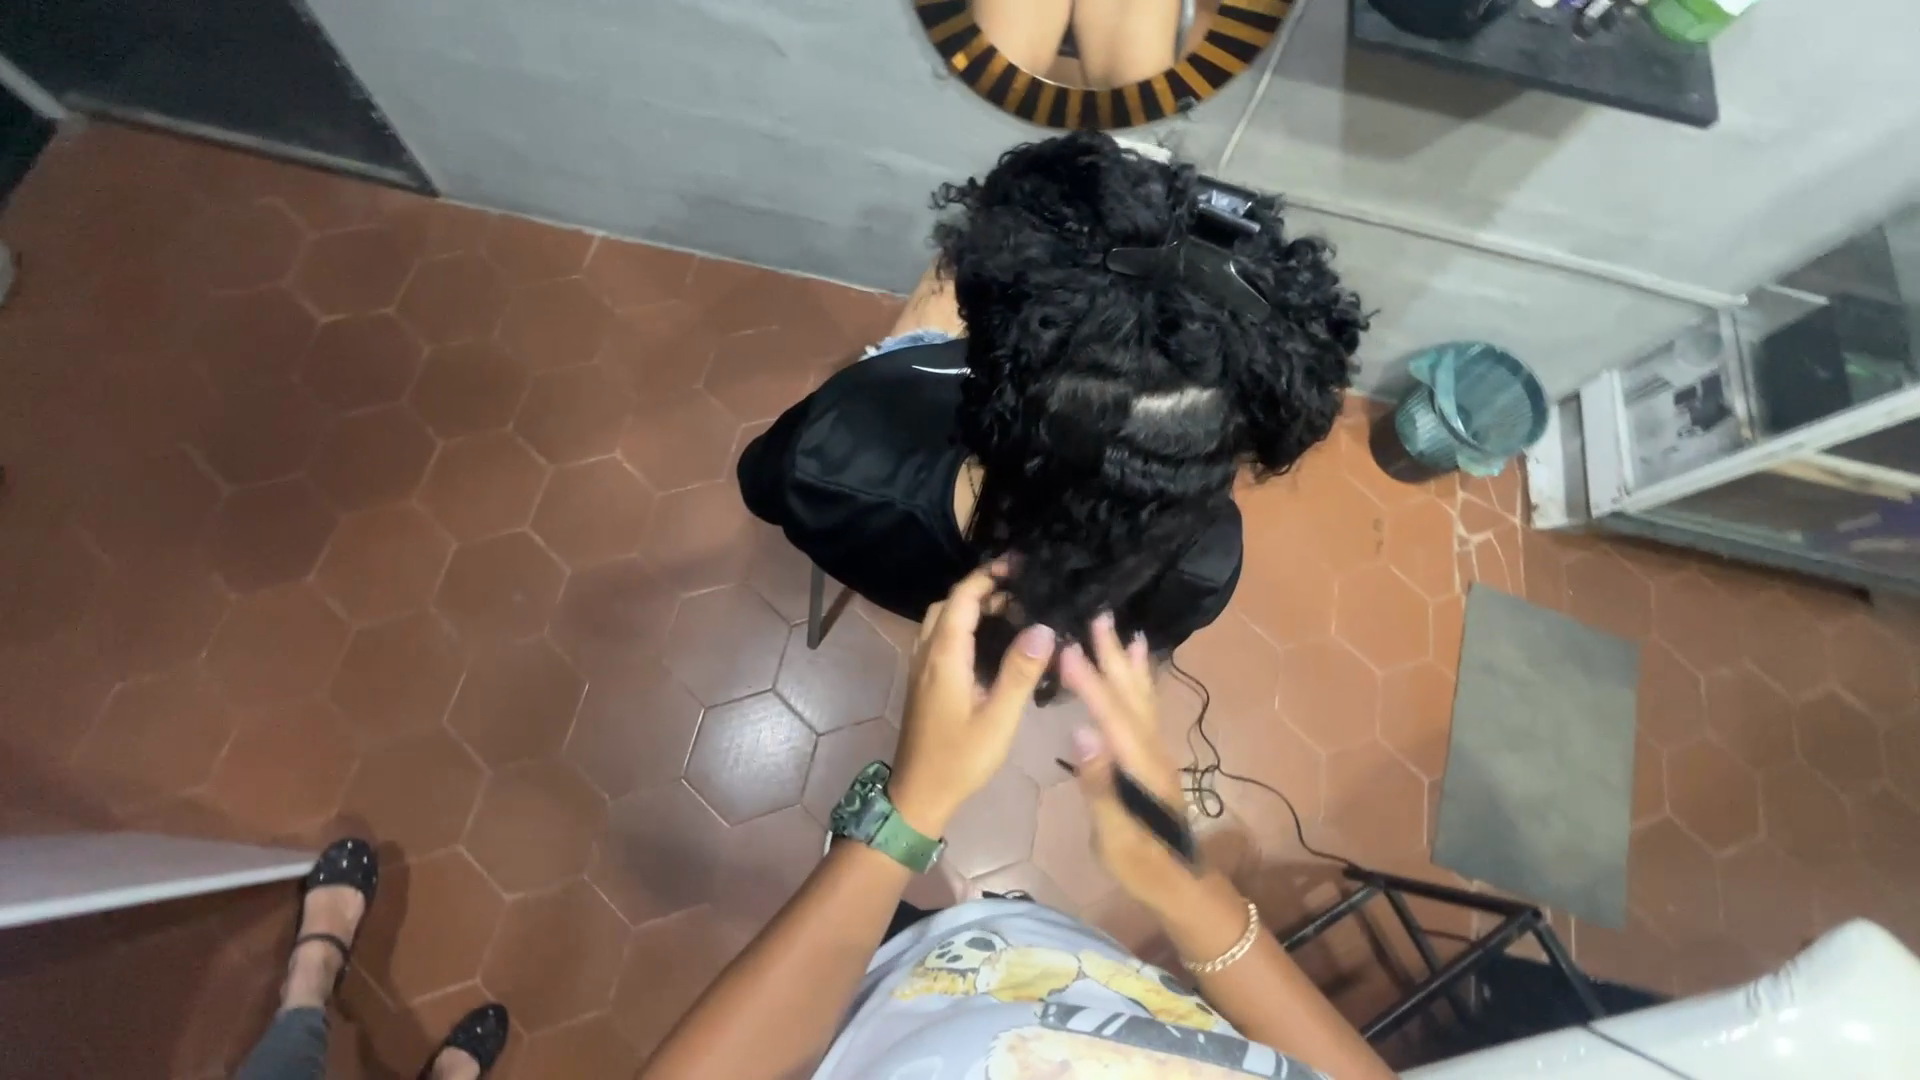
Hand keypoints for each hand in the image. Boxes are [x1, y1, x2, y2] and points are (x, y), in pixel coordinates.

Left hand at [890, 567, 1056, 836]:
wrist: (917, 795)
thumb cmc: (960, 758)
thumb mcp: (998, 718)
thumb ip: (1020, 672)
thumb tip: (1043, 627)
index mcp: (944, 655)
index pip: (963, 597)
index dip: (988, 576)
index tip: (1018, 565)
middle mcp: (927, 653)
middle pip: (949, 604)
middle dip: (982, 589)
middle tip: (1021, 592)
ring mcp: (921, 667)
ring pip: (941, 621)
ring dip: (970, 608)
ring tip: (1010, 613)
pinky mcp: (924, 682)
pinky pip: (939, 638)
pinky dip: (962, 627)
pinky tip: (988, 644)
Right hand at [1058, 615, 1195, 915]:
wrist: (1181, 884)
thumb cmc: (1142, 865)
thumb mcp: (1115, 837)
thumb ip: (1101, 786)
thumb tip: (1083, 733)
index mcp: (1139, 766)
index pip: (1110, 715)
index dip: (1088, 682)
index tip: (1065, 650)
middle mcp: (1152, 749)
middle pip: (1130, 695)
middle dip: (1112, 656)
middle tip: (1098, 617)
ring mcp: (1156, 750)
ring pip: (1141, 696)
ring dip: (1127, 662)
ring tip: (1122, 631)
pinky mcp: (1153, 755)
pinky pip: (1145, 706)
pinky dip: (1140, 680)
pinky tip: (1137, 668)